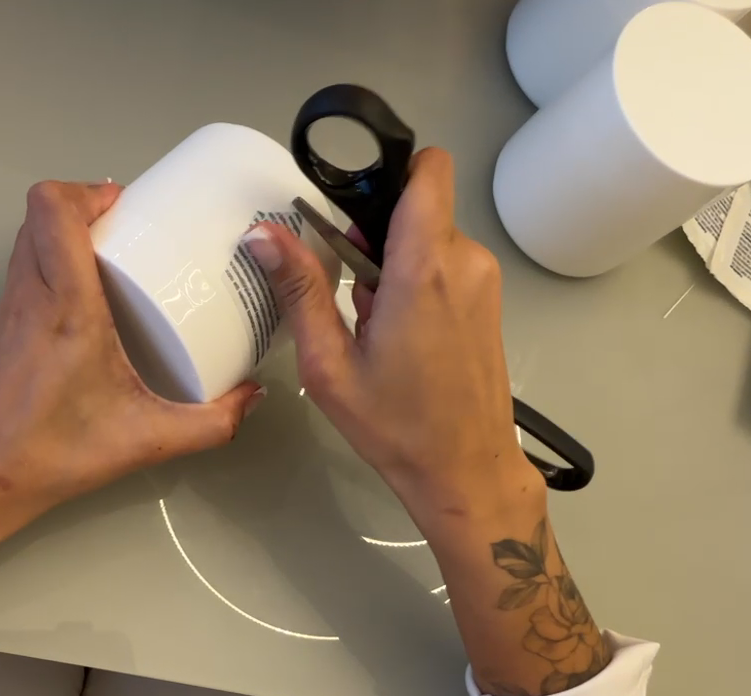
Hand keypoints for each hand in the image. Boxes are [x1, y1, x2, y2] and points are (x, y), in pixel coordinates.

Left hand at [0, 181, 264, 531]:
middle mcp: (30, 295)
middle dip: (86, 207)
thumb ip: (210, 423)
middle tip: (130, 234)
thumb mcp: (147, 440)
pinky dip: (53, 264)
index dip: (89, 192)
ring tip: (113, 262)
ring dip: (66, 234)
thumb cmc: (59, 454)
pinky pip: (24, 269)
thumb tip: (251, 395)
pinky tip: (87, 304)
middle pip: (41, 212)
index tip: (129, 211)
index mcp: (66, 307)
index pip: (55, 210)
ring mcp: (7, 310)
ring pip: (28, 238)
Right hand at [245, 148, 535, 525]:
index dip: (388, 174)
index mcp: (426, 267)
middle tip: (347, 292)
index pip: (427, 168)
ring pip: (431, 240)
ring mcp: (485, 283)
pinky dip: (417, 285)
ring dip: (394, 266)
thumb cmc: (393, 424)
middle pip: (418, 208)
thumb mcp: (329, 364)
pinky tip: (397, 338)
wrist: (463, 471)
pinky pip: (447, 268)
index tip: (351, 212)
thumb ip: (299, 291)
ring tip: (370, 326)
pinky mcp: (489, 304)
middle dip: (377, 234)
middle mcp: (466, 261)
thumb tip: (262, 234)